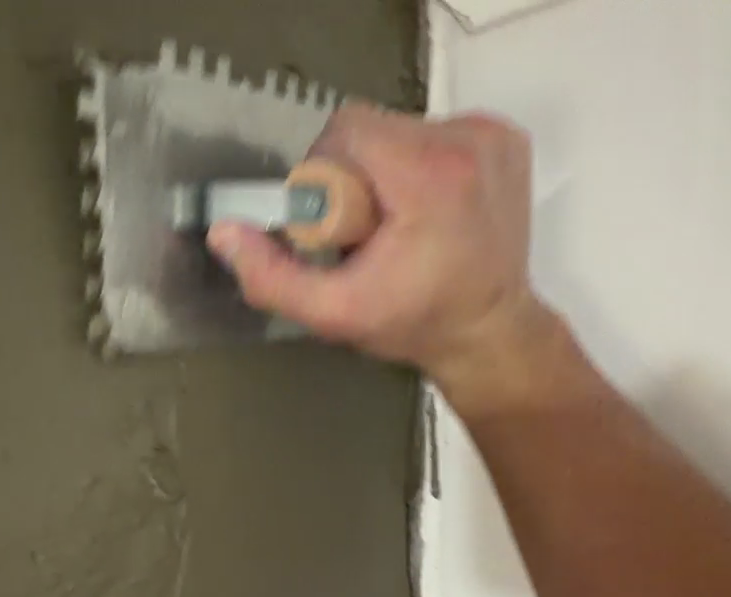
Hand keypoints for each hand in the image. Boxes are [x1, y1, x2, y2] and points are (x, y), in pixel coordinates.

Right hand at [207, 104, 554, 402]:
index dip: (326, 177)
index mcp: (430, 177)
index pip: (346, 132)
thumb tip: (224, 232)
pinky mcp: (506, 139)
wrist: (490, 334)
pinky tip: (426, 211)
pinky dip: (417, 168)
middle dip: (354, 178)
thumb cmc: (414, 325)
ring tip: (399, 226)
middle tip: (367, 232)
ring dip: (385, 172)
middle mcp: (469, 142)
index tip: (340, 226)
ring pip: (402, 129)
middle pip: (373, 128)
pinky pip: (435, 134)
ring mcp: (493, 137)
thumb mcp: (335, 315)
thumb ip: (272, 278)